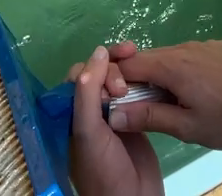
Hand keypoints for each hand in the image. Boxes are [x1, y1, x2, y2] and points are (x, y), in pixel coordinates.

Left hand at [68, 43, 161, 195]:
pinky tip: (150, 77)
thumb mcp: (89, 132)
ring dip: (128, 70)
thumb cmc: (103, 170)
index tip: (115, 65)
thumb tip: (99, 51)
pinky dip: (140, 81)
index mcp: (71, 114)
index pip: (80, 75)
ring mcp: (112, 114)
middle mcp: (89, 111)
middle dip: (113, 69)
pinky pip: (134, 92)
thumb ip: (88, 93)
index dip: (96, 65)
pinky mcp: (133, 118)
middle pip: (99, 74)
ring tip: (141, 72)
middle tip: (124, 86)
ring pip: (117, 80)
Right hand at [111, 40, 221, 149]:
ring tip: (172, 104)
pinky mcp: (219, 47)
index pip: (130, 64)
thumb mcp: (187, 127)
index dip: (116, 81)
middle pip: (149, 58)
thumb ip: (149, 118)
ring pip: (171, 57)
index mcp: (172, 65)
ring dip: (163, 76)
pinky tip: (197, 92)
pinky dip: (183, 71)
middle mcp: (185, 47)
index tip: (115, 101)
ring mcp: (203, 45)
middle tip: (143, 110)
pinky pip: (190, 56)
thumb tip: (114, 115)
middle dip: (140, 81)